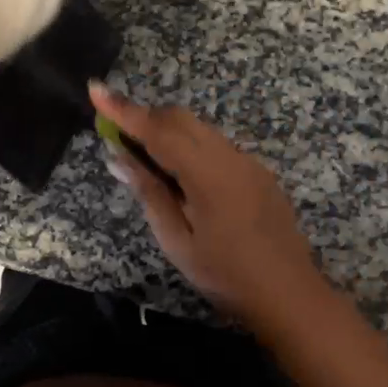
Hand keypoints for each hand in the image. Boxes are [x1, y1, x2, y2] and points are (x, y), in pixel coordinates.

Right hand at [90, 83, 326, 334]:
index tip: (95, 88)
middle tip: (118, 138)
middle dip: (145, 118)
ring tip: (148, 162)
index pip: (156, 130)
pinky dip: (190, 145)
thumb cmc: (227, 275)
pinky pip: (214, 143)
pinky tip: (183, 177)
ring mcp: (247, 161)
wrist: (292, 298)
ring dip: (167, 131)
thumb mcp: (177, 241)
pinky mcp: (257, 171)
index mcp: (206, 173)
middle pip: (178, 118)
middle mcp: (228, 156)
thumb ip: (148, 192)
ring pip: (197, 128)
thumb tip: (118, 156)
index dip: (122, 109)